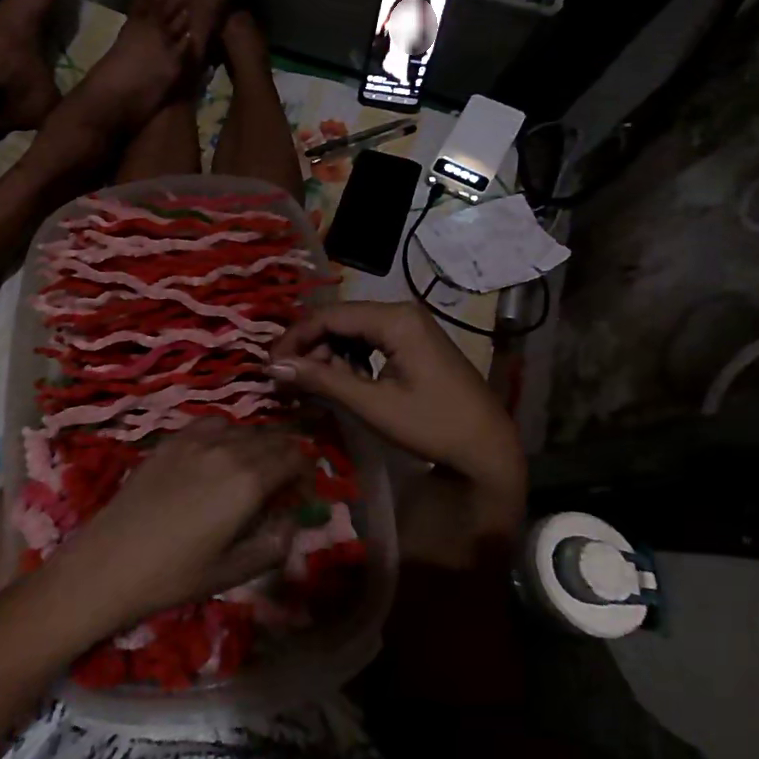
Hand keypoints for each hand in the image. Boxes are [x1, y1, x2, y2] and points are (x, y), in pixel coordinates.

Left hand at [44, 420, 304, 632]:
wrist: (108, 564)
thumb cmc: (174, 576)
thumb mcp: (233, 572)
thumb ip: (273, 545)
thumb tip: (291, 522)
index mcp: (249, 482)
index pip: (294, 457)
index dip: (305, 472)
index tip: (300, 493)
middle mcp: (228, 451)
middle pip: (272, 438)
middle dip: (285, 457)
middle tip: (280, 486)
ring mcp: (195, 441)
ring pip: (243, 429)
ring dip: (256, 444)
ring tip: (250, 470)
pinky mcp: (170, 441)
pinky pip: (210, 425)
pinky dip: (225, 434)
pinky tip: (216, 455)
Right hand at [269, 301, 525, 559]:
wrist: (487, 446)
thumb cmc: (432, 425)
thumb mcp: (372, 405)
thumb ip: (322, 380)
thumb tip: (274, 366)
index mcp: (395, 319)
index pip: (329, 316)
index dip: (295, 338)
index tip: (271, 365)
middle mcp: (402, 311)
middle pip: (340, 319)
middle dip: (312, 348)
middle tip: (292, 380)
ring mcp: (410, 325)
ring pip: (353, 330)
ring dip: (330, 355)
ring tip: (320, 386)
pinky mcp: (414, 341)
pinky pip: (370, 340)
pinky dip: (351, 359)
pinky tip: (347, 383)